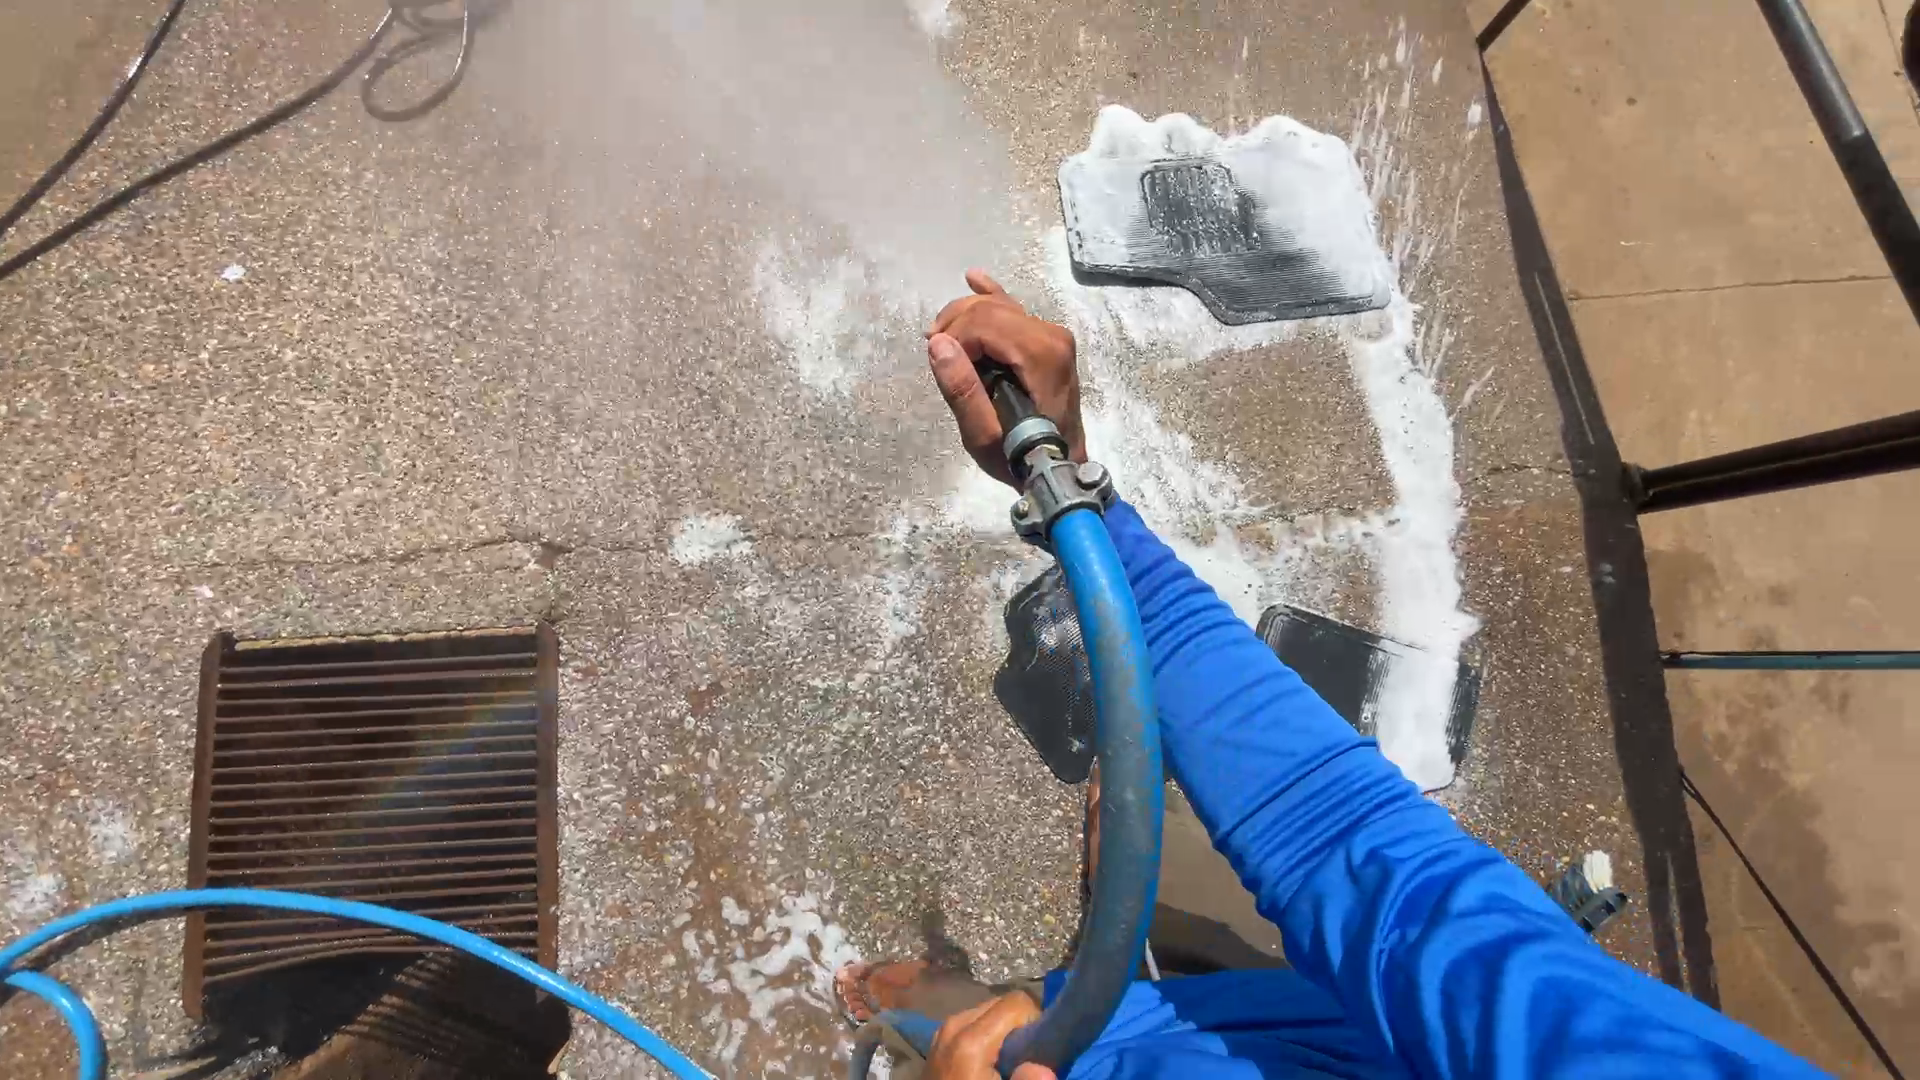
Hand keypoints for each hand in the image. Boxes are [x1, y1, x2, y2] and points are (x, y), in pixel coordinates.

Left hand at [924, 991, 1056, 1079]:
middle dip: (1021, 1028)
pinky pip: (973, 1026)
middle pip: (1001, 1004)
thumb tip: (1045, 1069)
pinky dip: (987, 1040)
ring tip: (1008, 1069)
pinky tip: (989, 1069)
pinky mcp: (939, 1042)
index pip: (1017, 1002)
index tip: (1042, 1054)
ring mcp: (943, 1032)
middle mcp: (954, 1025)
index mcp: (970, 1039)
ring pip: (987, 1014)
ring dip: (1004, 1035)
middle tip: (1028, 1063)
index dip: (1036, 1023)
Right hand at [927, 269, 1084, 487]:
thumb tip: (938, 344)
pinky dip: (990, 295)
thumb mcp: (984, 436)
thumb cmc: (1021, 456)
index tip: (940, 366)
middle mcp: (1051, 336)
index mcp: (1041, 355)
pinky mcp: (1047, 341)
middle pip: (989, 309)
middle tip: (935, 354)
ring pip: (997, 306)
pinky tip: (974, 279)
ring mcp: (1052, 336)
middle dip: (954, 326)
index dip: (953, 339)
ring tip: (940, 339)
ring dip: (963, 317)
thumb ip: (963, 390)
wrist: (1057, 468)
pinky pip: (1014, 308)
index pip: (983, 323)